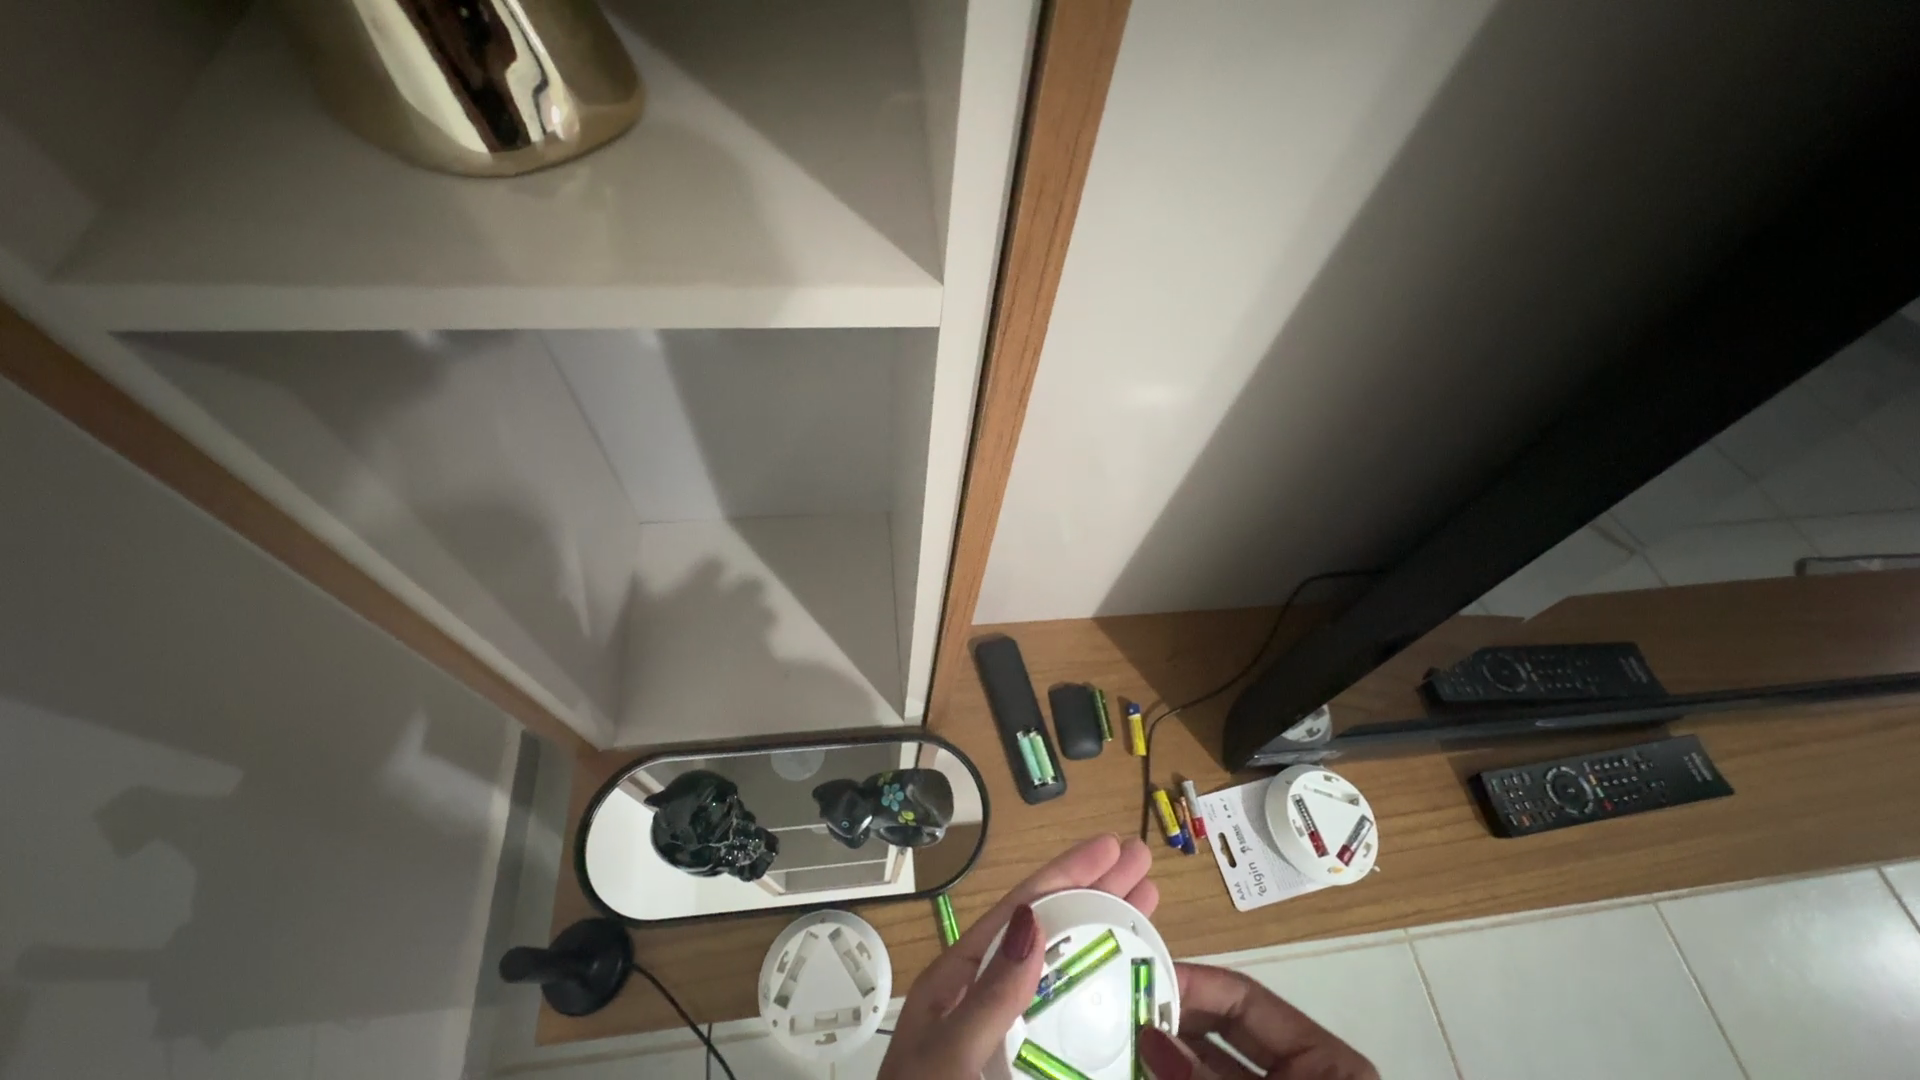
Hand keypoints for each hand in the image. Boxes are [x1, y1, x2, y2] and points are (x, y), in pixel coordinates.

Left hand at [878, 834, 1159, 1079]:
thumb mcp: (948, 1053)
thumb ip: (990, 994)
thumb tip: (1030, 921)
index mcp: (959, 978)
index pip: (1020, 910)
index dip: (1065, 873)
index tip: (1108, 848)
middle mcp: (985, 993)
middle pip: (1048, 927)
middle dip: (1094, 891)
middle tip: (1139, 863)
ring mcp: (1008, 1027)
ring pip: (1063, 965)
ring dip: (1102, 929)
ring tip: (1144, 902)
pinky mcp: (1026, 1062)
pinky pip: (1067, 1013)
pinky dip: (1098, 988)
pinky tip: (1124, 979)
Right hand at [1137, 964, 1377, 1079]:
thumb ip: (1208, 1079)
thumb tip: (1149, 1034)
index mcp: (1326, 1064)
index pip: (1246, 1000)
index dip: (1193, 983)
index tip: (1140, 974)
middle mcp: (1298, 1079)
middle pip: (1221, 1035)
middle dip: (1172, 1023)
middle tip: (1119, 1009)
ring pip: (1207, 1072)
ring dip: (1166, 1061)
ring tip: (1118, 1044)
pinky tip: (1134, 1072)